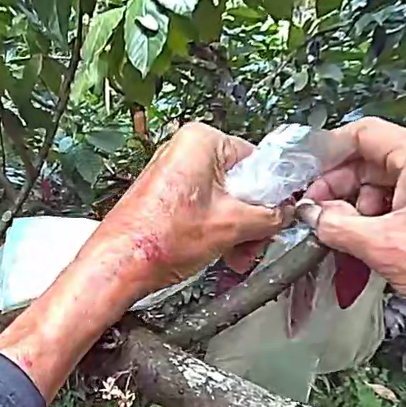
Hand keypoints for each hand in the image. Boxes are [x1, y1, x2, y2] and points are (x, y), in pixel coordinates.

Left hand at [90, 121, 291, 297]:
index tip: (276, 217)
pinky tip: (220, 252)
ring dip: (237, 230)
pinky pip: (205, 208)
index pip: (259, 160)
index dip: (272, 194)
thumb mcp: (232, 226)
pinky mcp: (167, 196)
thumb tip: (286, 214)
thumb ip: (270, 216)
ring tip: (235, 255)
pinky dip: (217, 230)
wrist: (119, 265)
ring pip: (225, 200)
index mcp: (201, 140)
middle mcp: (184, 150)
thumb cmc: (158, 240)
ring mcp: (174, 173)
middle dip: (252, 219)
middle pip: (242, 183)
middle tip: (253, 243)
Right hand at [299, 117, 405, 343]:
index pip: (364, 134)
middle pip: (375, 160)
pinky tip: (372, 246)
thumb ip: (338, 226)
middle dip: (342, 189)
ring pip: (391, 184)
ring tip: (346, 239)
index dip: (327, 155)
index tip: (305, 178)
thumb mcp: (385, 248)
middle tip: (318, 216)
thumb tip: (313, 215)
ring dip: (362, 209)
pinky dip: (384, 220)